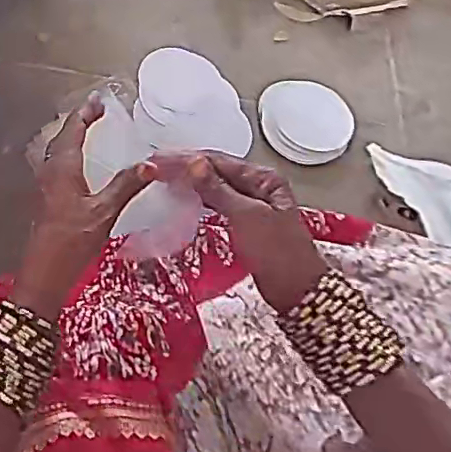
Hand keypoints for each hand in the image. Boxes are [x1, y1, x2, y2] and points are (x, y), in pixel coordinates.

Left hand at [13, 95, 149, 318]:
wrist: (44, 274)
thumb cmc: (72, 241)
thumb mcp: (104, 212)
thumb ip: (126, 185)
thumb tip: (150, 163)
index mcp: (62, 167)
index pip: (72, 129)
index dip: (86, 113)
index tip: (99, 100)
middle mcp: (50, 171)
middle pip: (62, 136)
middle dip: (79, 120)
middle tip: (97, 111)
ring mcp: (46, 185)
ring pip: (58, 150)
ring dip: (73, 136)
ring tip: (89, 129)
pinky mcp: (47, 198)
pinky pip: (58, 164)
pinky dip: (71, 153)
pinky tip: (81, 163)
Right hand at [151, 152, 327, 313]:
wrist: (296, 292)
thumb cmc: (278, 253)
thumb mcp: (246, 216)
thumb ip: (218, 189)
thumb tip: (194, 163)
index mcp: (263, 178)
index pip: (217, 160)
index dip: (185, 159)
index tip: (159, 160)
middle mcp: (257, 186)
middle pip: (214, 170)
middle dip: (184, 167)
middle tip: (154, 167)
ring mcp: (251, 204)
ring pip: (213, 186)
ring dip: (188, 181)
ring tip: (161, 179)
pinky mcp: (243, 222)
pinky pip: (215, 203)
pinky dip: (197, 198)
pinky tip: (182, 198)